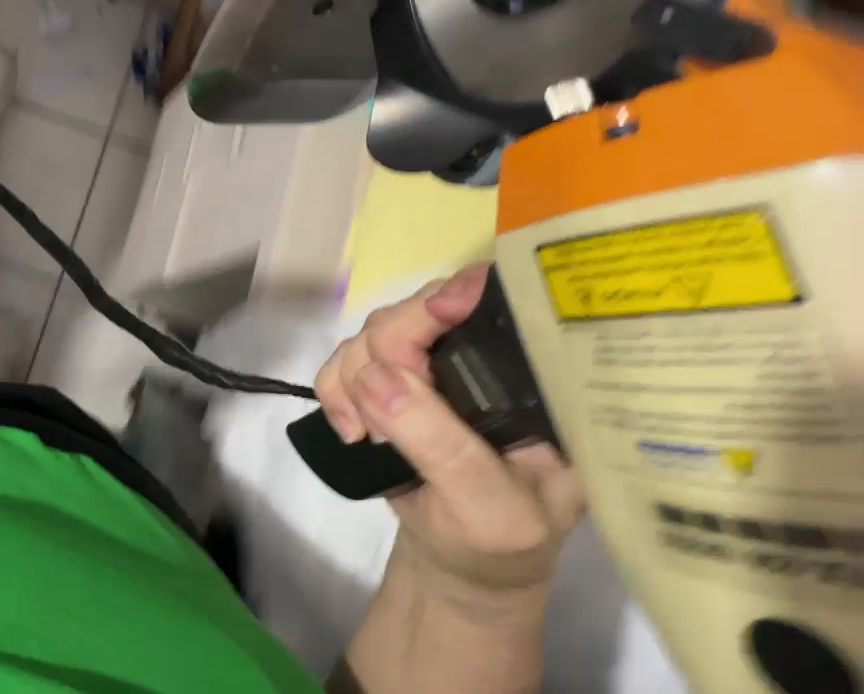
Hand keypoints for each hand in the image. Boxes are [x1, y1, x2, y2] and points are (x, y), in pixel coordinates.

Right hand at [314, 266, 584, 604]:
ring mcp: (431, 365)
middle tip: (381, 425)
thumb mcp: (491, 508)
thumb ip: (441, 444)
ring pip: (371, 333)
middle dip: (383, 359)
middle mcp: (480, 360)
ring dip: (353, 381)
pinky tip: (350, 429)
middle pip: (413, 313)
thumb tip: (377, 377)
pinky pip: (342, 356)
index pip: (490, 312)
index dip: (453, 301)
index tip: (436, 312)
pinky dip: (333, 388)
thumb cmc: (501, 541)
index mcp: (531, 382)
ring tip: (368, 438)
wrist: (462, 562)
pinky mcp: (390, 378)